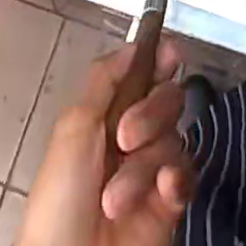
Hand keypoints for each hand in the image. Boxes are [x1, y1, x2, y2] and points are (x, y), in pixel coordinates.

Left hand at [5, 41, 192, 245]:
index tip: (169, 55)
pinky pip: (187, 174)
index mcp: (110, 114)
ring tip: (115, 198)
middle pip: (168, 98)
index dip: (161, 58)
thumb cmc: (58, 200)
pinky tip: (162, 192)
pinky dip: (175, 180)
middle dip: (150, 113)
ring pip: (174, 139)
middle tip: (125, 139)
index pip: (146, 73)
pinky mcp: (171, 202)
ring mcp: (155, 168)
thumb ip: (105, 79)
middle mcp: (136, 136)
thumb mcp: (73, 127)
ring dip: (143, 166)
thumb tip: (134, 44)